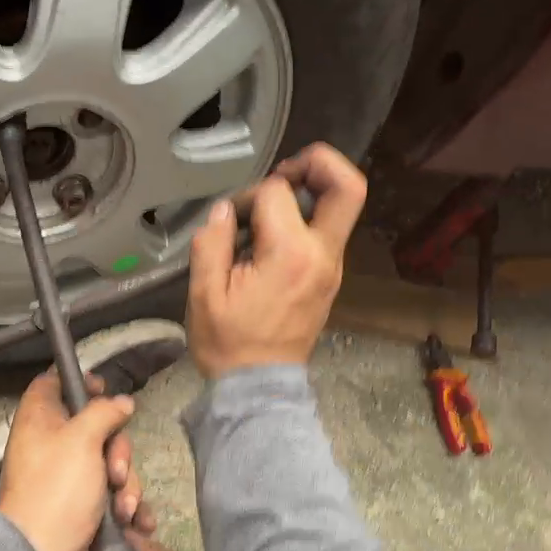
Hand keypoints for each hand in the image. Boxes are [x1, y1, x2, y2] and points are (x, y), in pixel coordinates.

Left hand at [0, 373, 153, 550]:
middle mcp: (53, 449)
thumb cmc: (56, 490)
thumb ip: (103, 413)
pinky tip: (139, 524)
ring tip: (122, 509)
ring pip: (113, 467)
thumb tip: (121, 402)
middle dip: (118, 452)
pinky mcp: (87, 512)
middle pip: (97, 430)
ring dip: (127, 487)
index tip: (102, 388)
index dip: (77, 382)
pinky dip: (130, 511)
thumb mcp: (81, 440)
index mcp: (40, 424)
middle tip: (115, 472)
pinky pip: (118, 500)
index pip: (52, 386)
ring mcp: (70, 482)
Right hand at [185, 142, 367, 377]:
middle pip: (348, 186)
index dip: (248, 196)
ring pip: (342, 207)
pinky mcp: (330, 278)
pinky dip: (306, 220)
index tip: (228, 222)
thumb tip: (224, 211)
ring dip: (310, 193)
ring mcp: (332, 267)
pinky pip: (328, 232)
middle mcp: (322, 254)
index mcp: (290, 254)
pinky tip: (273, 239)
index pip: (277, 193)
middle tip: (286, 171)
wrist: (257, 387)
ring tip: (271, 209)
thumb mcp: (203, 294)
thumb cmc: (227, 343)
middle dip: (319, 163)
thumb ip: (211, 243)